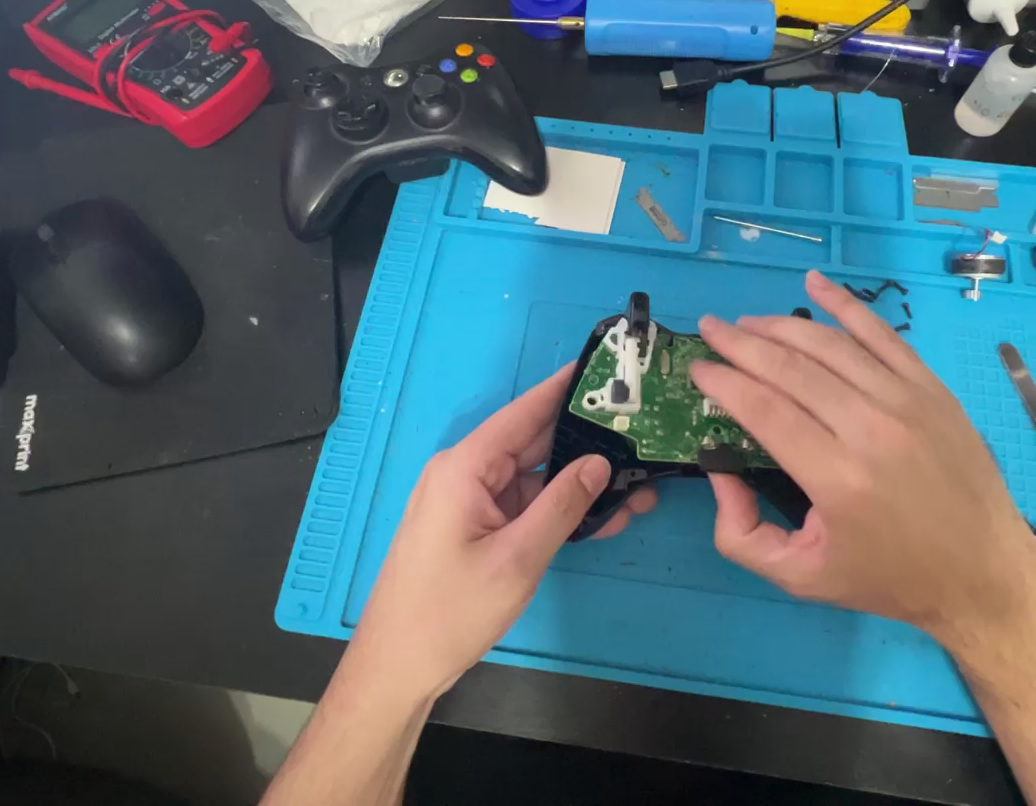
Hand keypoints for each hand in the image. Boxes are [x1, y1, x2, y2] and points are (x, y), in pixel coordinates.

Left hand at [347, 364, 657, 700]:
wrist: (397, 667)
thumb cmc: (451, 611)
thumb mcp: (518, 559)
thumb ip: (562, 506)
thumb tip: (600, 462)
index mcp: (466, 466)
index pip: (523, 412)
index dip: (563, 389)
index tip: (601, 367)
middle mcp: (466, 473)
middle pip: (534, 443)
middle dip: (586, 442)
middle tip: (638, 433)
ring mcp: (470, 500)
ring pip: (534, 478)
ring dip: (579, 485)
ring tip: (637, 486)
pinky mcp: (476, 526)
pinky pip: (524, 506)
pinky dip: (559, 510)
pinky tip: (604, 516)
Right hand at [689, 270, 1035, 656]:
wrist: (985, 576)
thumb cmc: (889, 578)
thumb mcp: (801, 578)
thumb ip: (741, 533)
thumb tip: (718, 470)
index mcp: (838, 479)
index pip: (764, 409)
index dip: (724, 382)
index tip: (698, 368)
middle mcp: (872, 429)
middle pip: (791, 368)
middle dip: (740, 343)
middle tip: (709, 328)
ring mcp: (908, 401)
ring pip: (831, 345)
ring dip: (781, 325)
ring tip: (747, 322)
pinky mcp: (932, 388)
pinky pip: (882, 334)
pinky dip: (845, 304)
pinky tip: (815, 284)